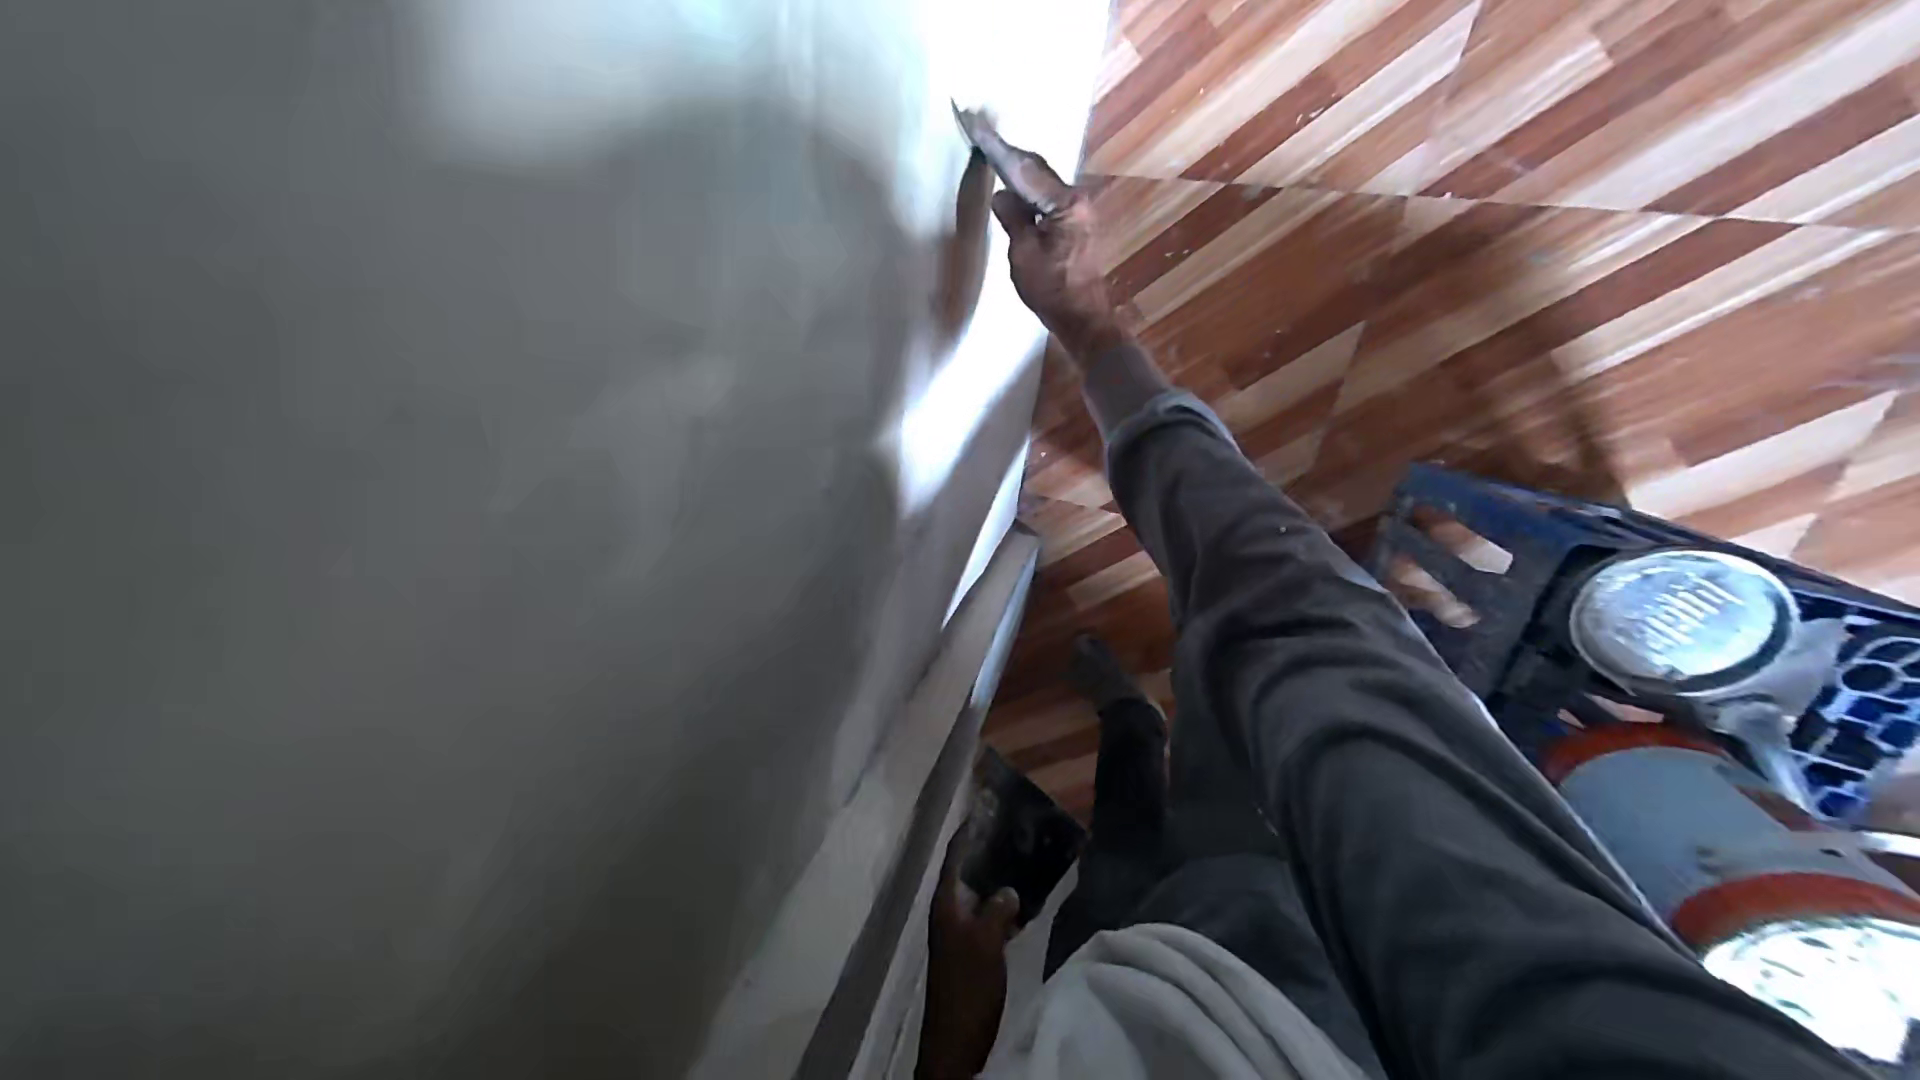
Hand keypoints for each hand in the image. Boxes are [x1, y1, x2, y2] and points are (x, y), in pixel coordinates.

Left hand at [917, 820, 1021, 1079]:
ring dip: (996, 881)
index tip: (985, 809)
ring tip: (1023, 860)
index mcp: (945, 903)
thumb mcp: (986, 942)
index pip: (954, 855)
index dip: (967, 832)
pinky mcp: (970, 952)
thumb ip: (997, 909)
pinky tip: (1023, 905)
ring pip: (978, 895)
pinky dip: (1001, 909)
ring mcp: (959, 933)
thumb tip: (1008, 890)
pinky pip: (986, 918)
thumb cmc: (968, 984)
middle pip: (966, 872)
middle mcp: (949, 912)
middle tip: (1013, 832)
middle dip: (986, 852)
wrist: (957, 1042)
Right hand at [988, 153, 1127, 362]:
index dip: (997, 148)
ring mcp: (1078, 211)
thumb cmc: (1052, 290)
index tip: (977, 126)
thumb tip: (1001, 195)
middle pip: (1036, 168)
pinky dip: (1028, 189)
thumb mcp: (1023, 255)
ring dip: (1017, 170)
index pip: (1024, 169)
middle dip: (1008, 153)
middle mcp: (1076, 199)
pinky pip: (1046, 197)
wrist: (1082, 317)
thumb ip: (1013, 219)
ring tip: (992, 154)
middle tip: (981, 132)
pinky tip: (1013, 187)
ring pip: (1042, 182)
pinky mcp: (1074, 224)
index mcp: (1064, 203)